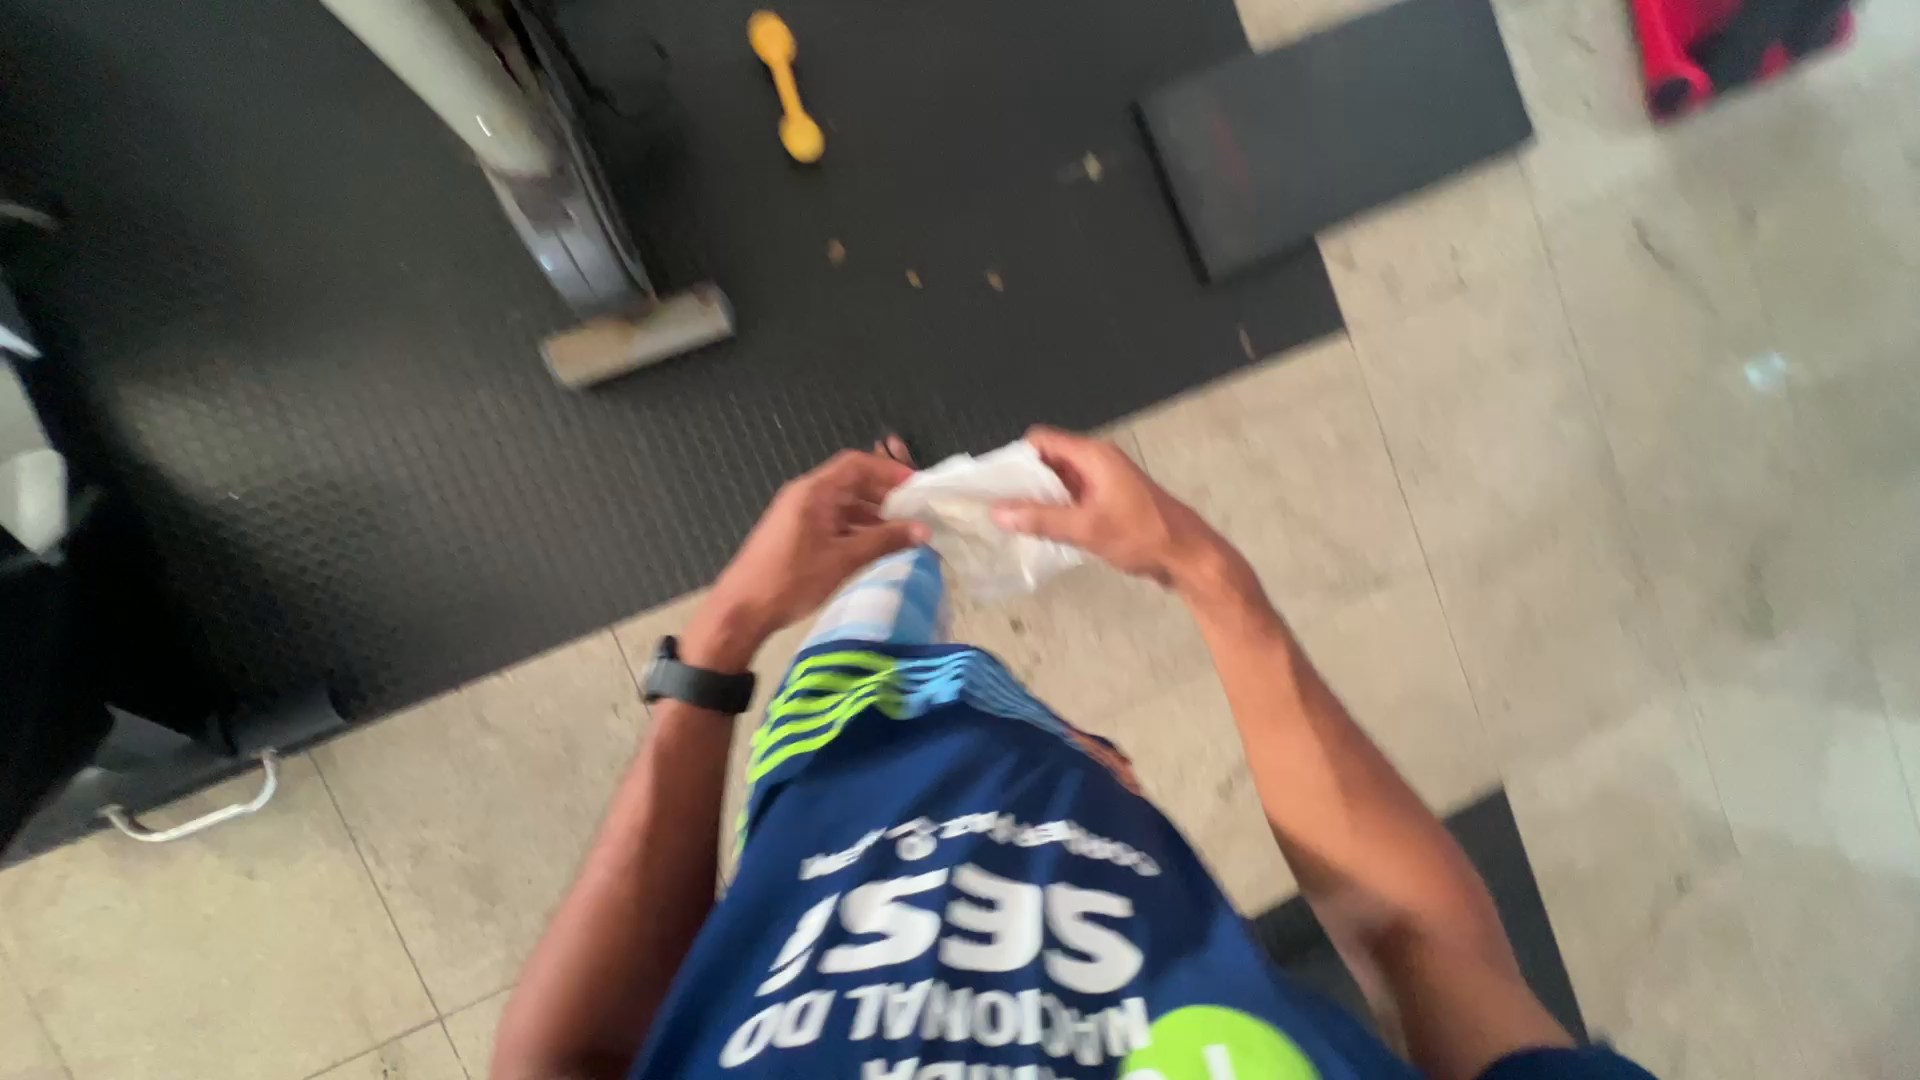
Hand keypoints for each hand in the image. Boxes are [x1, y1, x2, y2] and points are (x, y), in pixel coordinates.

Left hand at [687, 450, 929, 669]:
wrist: (741, 611)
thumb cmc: (791, 580)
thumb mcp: (843, 560)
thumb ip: (884, 541)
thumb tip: (924, 531)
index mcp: (813, 491)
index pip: (856, 464)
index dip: (889, 471)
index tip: (918, 486)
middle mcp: (806, 495)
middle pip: (852, 482)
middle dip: (885, 494)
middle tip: (916, 510)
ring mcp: (800, 515)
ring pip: (844, 504)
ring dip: (873, 514)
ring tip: (903, 530)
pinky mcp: (798, 534)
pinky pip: (834, 521)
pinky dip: (857, 528)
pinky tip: (876, 545)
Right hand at [991, 426, 1226, 588]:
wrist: (1188, 556)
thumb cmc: (1141, 535)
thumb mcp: (1086, 528)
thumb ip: (1041, 520)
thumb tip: (997, 514)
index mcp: (1093, 456)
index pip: (1042, 440)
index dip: (1015, 457)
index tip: (993, 482)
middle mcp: (1097, 462)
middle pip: (1048, 460)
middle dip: (1022, 480)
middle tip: (995, 504)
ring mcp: (1103, 482)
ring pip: (1059, 481)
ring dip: (1038, 498)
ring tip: (1011, 519)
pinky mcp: (1108, 501)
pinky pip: (1072, 498)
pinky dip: (1055, 510)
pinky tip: (1040, 530)